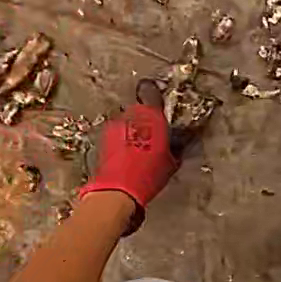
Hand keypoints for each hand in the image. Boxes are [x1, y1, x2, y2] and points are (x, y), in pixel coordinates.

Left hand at [78, 81, 177, 232]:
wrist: (118, 189)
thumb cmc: (148, 174)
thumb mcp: (170, 162)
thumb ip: (174, 146)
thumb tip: (177, 143)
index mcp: (152, 115)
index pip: (152, 92)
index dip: (155, 94)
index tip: (159, 103)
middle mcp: (131, 114)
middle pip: (139, 108)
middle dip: (145, 118)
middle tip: (153, 134)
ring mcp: (115, 124)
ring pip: (127, 119)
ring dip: (132, 128)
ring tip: (139, 147)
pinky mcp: (103, 136)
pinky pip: (116, 131)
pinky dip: (121, 137)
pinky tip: (127, 152)